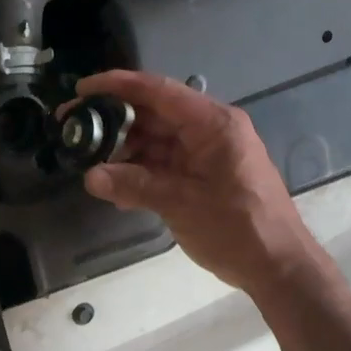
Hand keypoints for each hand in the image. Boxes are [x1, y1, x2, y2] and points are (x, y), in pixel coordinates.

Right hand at [74, 70, 319, 294]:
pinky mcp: (201, 178)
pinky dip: (138, 173)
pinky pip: (163, 166)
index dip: (118, 86)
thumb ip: (136, 187)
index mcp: (212, 124)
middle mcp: (209, 131)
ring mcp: (205, 155)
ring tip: (86, 160)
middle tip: (74, 130)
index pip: (158, 92)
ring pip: (155, 142)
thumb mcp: (182, 205)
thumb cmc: (237, 228)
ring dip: (122, 151)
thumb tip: (91, 177)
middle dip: (114, 121)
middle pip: (154, 115)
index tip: (82, 89)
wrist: (276, 264)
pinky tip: (112, 186)